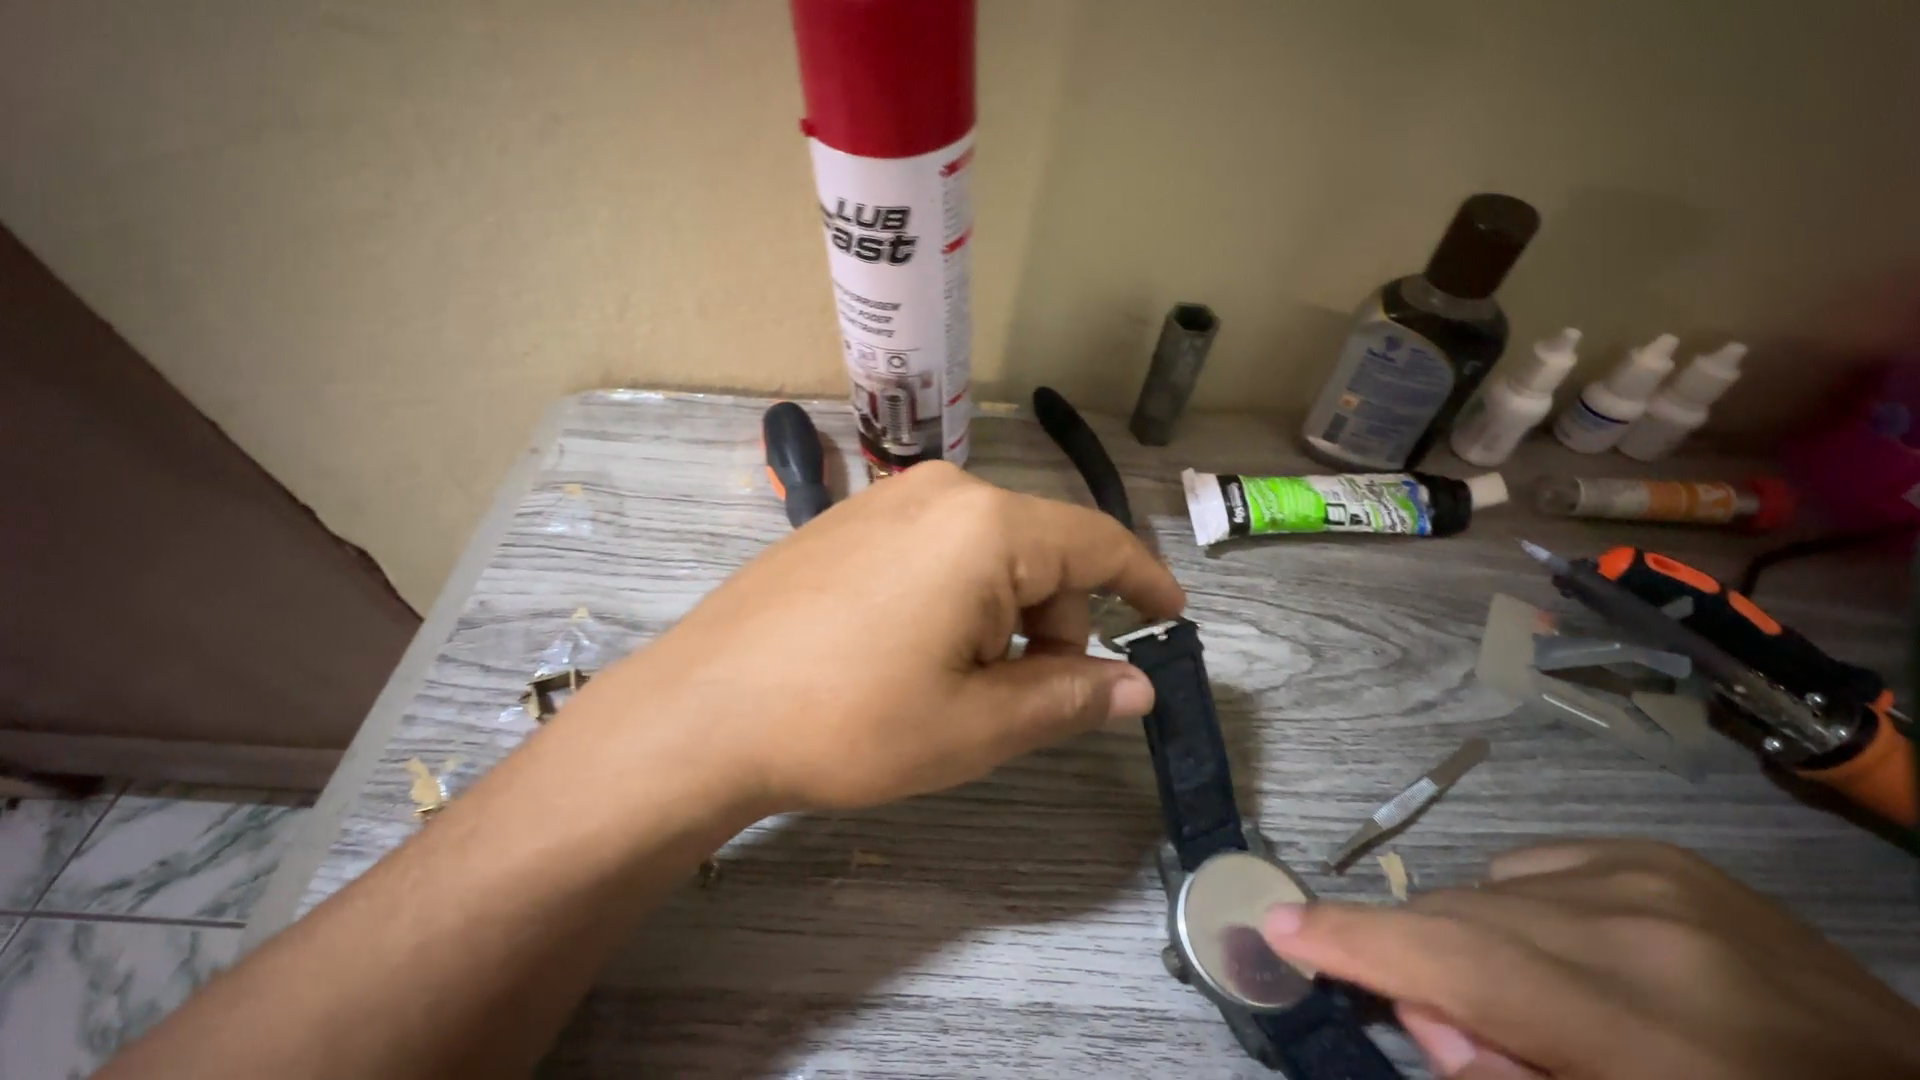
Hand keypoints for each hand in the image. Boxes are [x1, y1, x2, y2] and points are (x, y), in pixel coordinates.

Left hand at [574, 461, 1183, 813]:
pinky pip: (935, 549)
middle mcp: (939, 491)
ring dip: (1002, 615)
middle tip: (1025, 698)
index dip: (1144, 582)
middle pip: (1039, 550)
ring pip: (986, 552)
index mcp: (985, 525)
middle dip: (1055, 621)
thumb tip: (1138, 688)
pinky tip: (914, 652)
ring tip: (959, 684)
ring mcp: (884, 499)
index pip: (1097, 543)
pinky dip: (956, 597)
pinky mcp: (846, 521)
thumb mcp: (977, 725)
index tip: (1171, 618)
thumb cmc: (850, 721)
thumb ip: (1070, 698)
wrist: (701, 712)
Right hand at [1262, 839, 1919, 1079]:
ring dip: (1464, 936)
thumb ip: (1503, 1075)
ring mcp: (1651, 876)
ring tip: (1506, 990)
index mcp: (1645, 1023)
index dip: (1360, 943)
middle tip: (1404, 1000)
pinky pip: (1528, 865)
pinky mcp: (1659, 856)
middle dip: (1404, 952)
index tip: (1279, 928)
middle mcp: (1638, 924)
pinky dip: (1513, 907)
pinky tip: (1556, 948)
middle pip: (1457, 916)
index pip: (1460, 961)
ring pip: (1482, 887)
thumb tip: (1420, 1006)